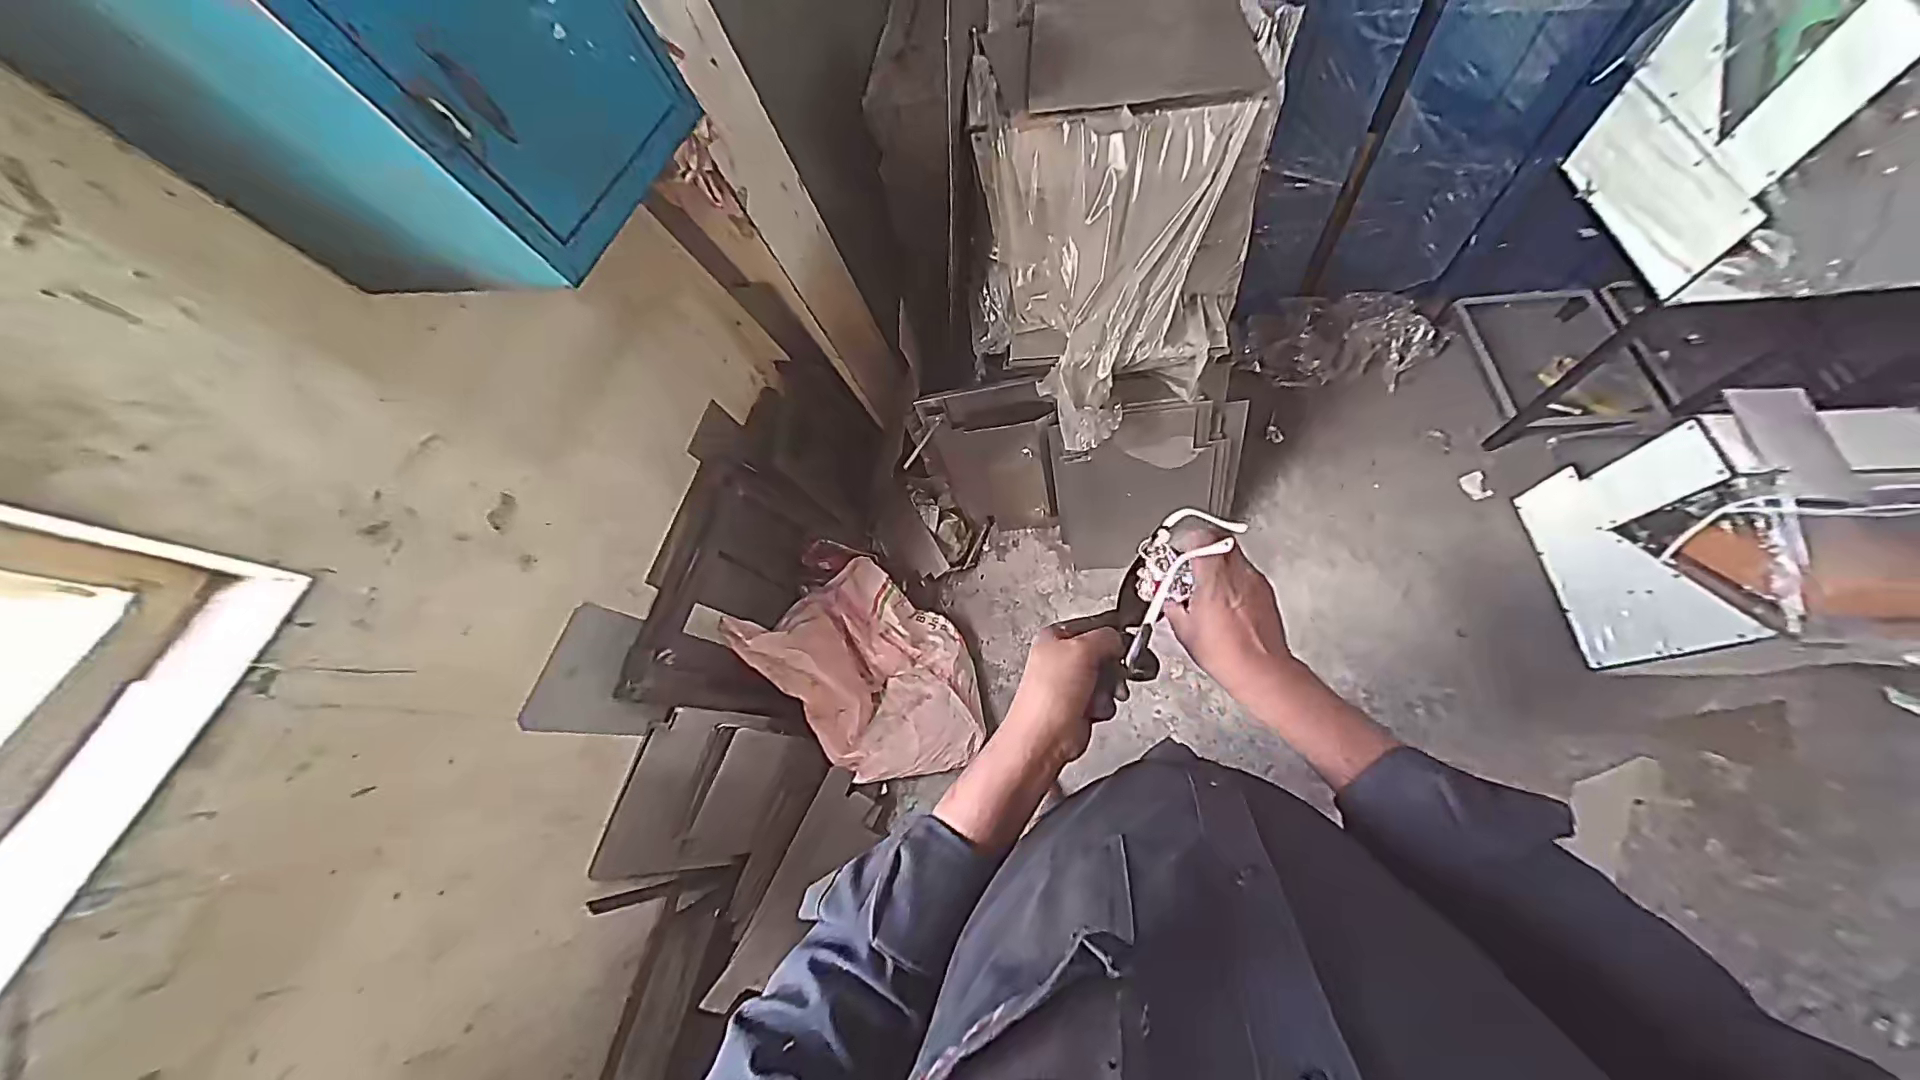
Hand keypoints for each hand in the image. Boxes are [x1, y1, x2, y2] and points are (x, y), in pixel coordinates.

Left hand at [999, 623, 1124, 765]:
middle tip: (1114, 672)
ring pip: (1109, 677)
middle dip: (1114, 666)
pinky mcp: (1080, 704)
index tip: (1129, 643)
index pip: (1096, 625)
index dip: (1113, 635)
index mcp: (1056, 637)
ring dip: (1109, 688)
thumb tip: (1119, 638)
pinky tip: (1092, 710)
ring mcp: (1071, 682)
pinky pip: (1106, 697)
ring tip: (1098, 696)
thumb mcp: (1082, 650)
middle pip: (1105, 653)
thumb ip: (1105, 637)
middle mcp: (1062, 658)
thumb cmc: (1049, 695)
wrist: (1044, 738)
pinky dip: (1104, 704)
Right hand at [1164, 524, 1292, 693]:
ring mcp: (1255, 582)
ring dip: (1218, 563)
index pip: (1202, 539)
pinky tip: (1225, 600)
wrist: (1261, 670)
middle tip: (1191, 563)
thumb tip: (1170, 600)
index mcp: (1214, 580)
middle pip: (1220, 541)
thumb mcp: (1184, 630)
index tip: (1179, 553)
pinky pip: (1246, 574)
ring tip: (1207, 584)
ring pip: (1234, 556)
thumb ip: (1173, 606)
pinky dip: (1233, 579)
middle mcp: (1238, 575)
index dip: (1187, 542)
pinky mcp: (1265, 592)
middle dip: (1203, 548)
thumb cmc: (1226, 654)